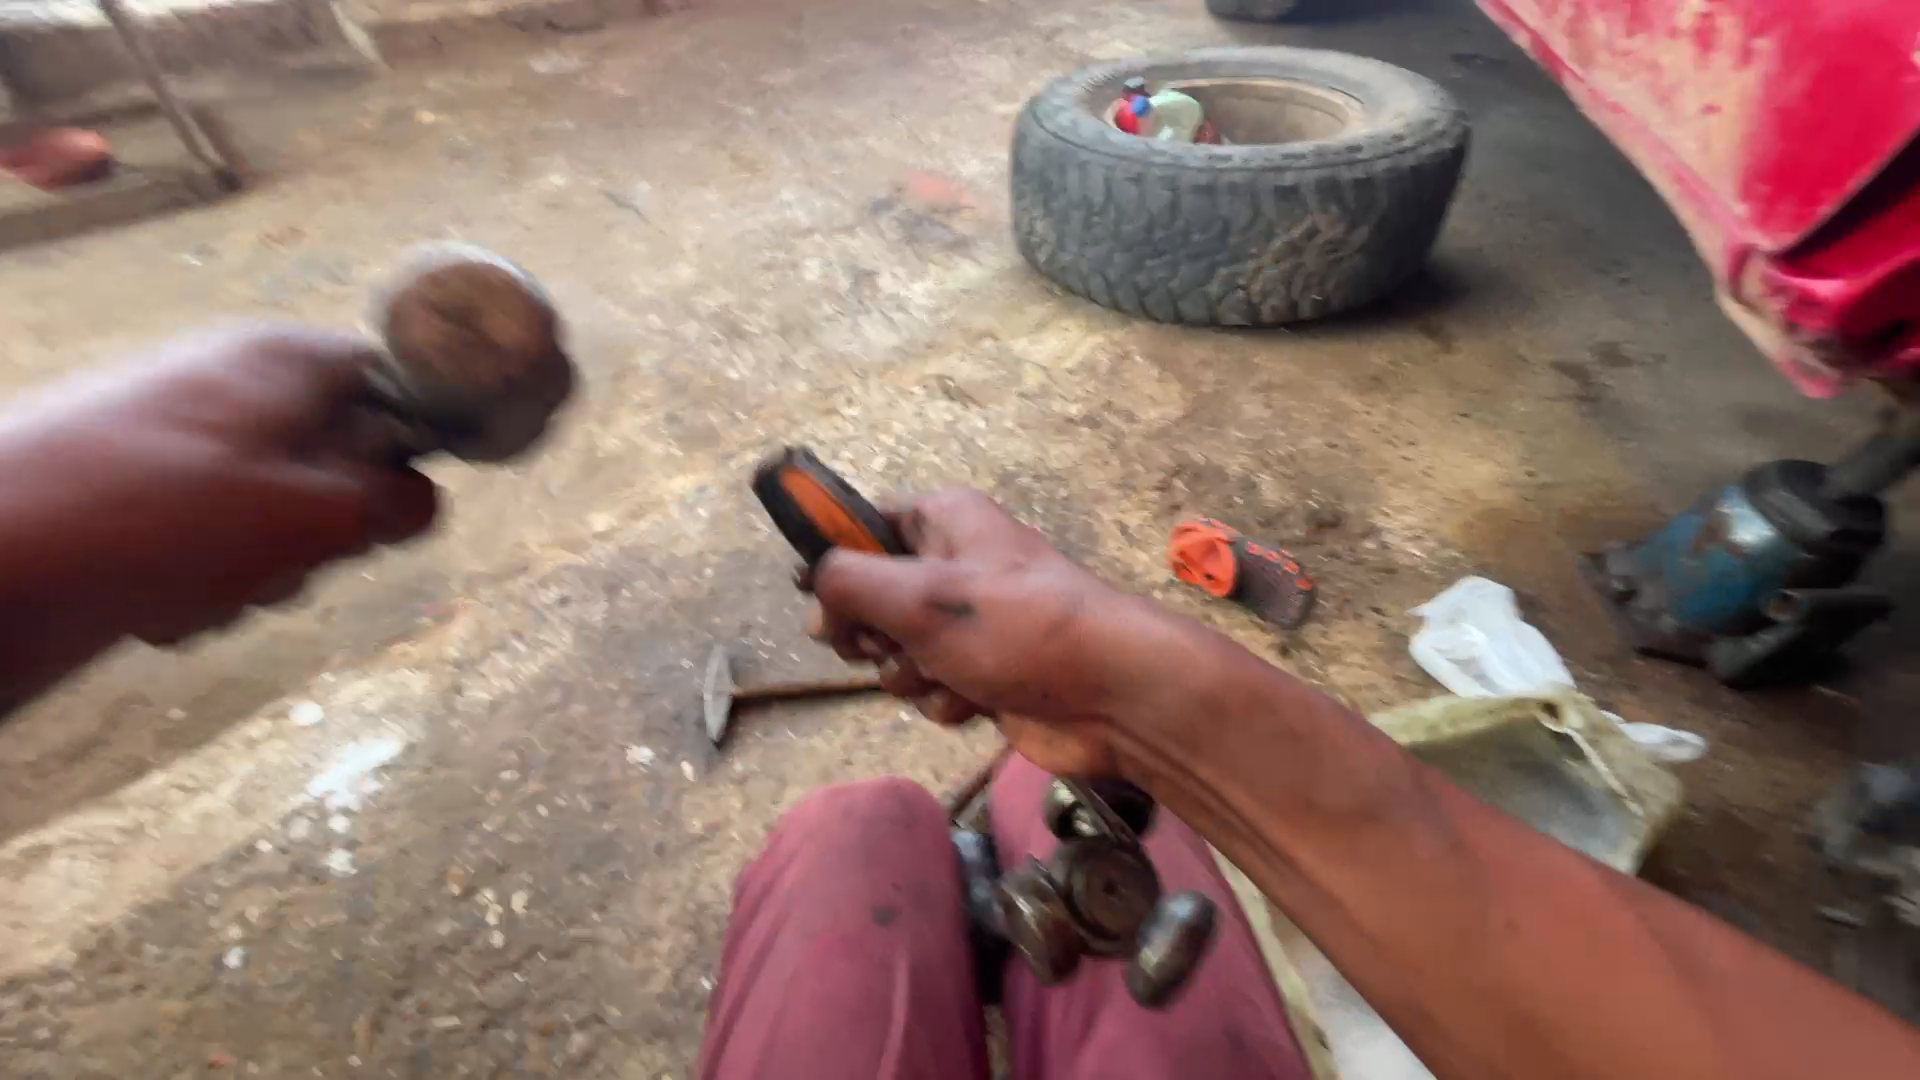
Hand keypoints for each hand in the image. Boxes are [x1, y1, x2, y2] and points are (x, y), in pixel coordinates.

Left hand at [0, 323, 437, 698]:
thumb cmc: (156, 520)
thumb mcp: (322, 514)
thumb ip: (403, 503)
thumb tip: (425, 499)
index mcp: (284, 363)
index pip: (399, 381)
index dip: (421, 437)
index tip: (408, 491)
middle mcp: (242, 391)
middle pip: (355, 455)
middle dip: (343, 520)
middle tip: (309, 545)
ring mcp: (194, 446)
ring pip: (300, 507)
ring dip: (284, 560)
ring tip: (224, 579)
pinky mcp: (154, 499)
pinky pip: (238, 535)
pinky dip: (226, 574)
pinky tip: (178, 596)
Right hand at [809, 489, 1179, 775]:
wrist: (1111, 695)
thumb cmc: (1015, 627)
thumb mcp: (919, 596)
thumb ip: (848, 583)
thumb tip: (817, 600)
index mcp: (942, 520)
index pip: (862, 526)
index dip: (837, 564)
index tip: (824, 603)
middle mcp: (952, 564)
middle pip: (870, 598)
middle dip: (875, 634)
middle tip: (894, 642)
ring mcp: (967, 622)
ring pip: (895, 651)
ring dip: (912, 672)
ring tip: (952, 673)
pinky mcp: (980, 671)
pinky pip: (929, 685)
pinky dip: (945, 699)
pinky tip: (977, 700)